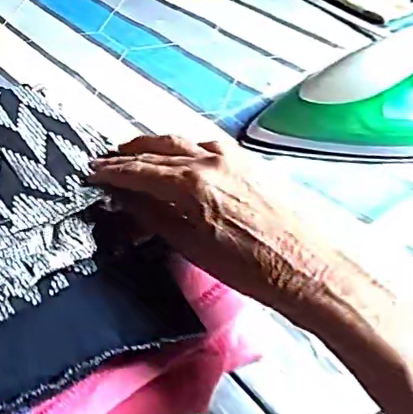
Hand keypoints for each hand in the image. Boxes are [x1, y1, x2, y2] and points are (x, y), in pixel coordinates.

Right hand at [88, 135, 371, 326]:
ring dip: (154, 145)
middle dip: (128, 151)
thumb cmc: (256, 271)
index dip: (112, 171)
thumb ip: (154, 217)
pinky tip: (182, 158)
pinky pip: (207, 144)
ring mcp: (234, 157)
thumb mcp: (194, 247)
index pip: (139, 170)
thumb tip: (126, 199)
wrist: (320, 273)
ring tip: (136, 154)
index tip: (92, 172)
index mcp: (192, 183)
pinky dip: (184, 147)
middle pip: (157, 146)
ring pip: (181, 140)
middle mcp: (210, 160)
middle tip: (107, 160)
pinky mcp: (252, 162)